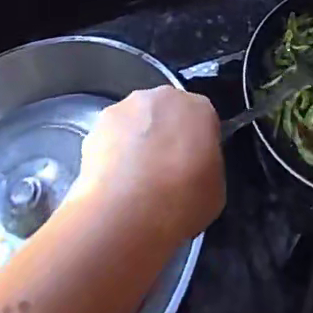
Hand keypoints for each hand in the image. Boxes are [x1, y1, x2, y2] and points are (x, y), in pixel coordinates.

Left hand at [69, 86, 223, 245]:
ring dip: (137, 141)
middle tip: (163, 171)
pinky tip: (112, 182)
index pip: (203, 120)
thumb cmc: (180, 201)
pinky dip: (111, 153)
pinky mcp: (96, 124)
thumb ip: (209, 166)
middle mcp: (164, 97)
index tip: (193, 167)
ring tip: (133, 180)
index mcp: (200, 108)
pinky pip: (110, 136)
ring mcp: (127, 107)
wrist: (125, 214)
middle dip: (166, 135)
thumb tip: (197, 167)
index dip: (198, 144)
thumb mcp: (215, 190)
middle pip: (168, 113)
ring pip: (137, 121)